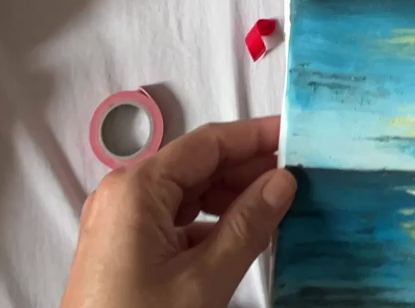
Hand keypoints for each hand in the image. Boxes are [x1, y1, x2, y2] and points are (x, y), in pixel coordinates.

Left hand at [61, 115, 299, 307]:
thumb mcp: (203, 282)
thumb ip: (247, 226)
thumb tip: (283, 181)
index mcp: (137, 186)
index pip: (207, 143)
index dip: (253, 135)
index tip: (293, 131)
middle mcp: (123, 192)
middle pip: (196, 164)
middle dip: (246, 167)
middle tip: (295, 173)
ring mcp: (119, 220)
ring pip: (185, 192)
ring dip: (230, 196)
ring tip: (275, 203)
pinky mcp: (121, 248)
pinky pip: (172, 219)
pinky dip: (207, 222)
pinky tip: (240, 233)